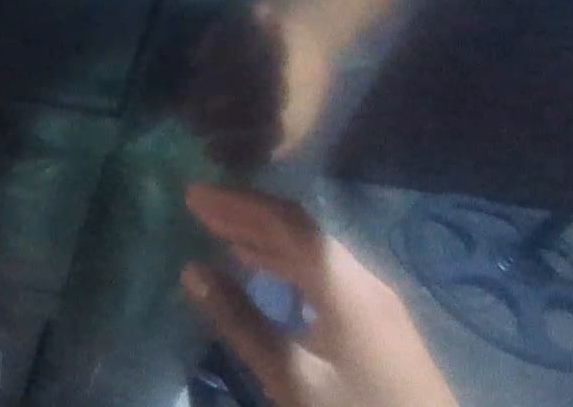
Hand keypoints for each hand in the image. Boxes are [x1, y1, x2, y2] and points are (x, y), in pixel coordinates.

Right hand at [181, 184, 458, 406]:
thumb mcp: (292, 378)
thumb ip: (241, 321)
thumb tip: (192, 269)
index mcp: (345, 285)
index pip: (286, 221)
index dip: (237, 202)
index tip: (193, 195)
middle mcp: (364, 281)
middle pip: (300, 230)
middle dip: (246, 214)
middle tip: (198, 208)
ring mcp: (377, 304)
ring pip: (313, 252)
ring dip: (264, 237)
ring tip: (219, 235)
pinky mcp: (380, 326)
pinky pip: (324, 274)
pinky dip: (285, 261)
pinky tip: (262, 272)